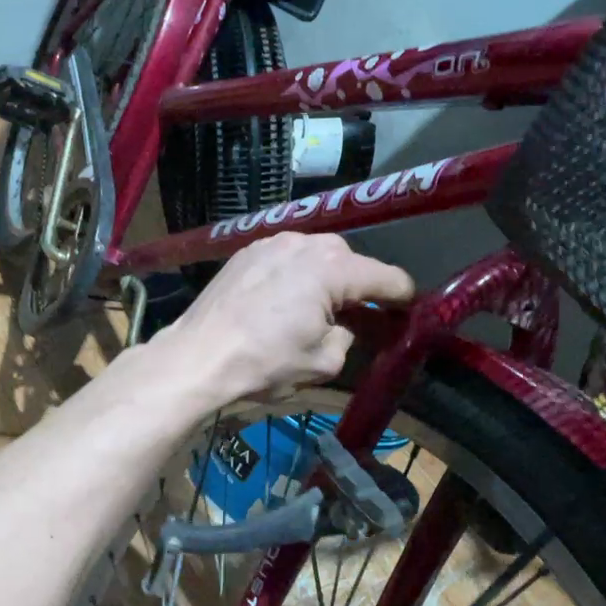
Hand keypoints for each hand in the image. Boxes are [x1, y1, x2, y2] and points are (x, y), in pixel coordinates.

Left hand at [152, 233, 413, 406]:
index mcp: (332, 267)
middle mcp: (304, 243)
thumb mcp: (324, 361)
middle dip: (359, 285)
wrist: (198, 356)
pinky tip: (284, 301)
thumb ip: (350, 335)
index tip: (408, 314)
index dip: (403, 298)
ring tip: (318, 309)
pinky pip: (285, 258)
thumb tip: (348, 325)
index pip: (387, 277)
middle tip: (358, 317)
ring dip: (324, 277)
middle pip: (349, 260)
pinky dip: (294, 274)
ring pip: (315, 255)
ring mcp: (270, 242)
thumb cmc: (264, 362)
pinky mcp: (245, 252)